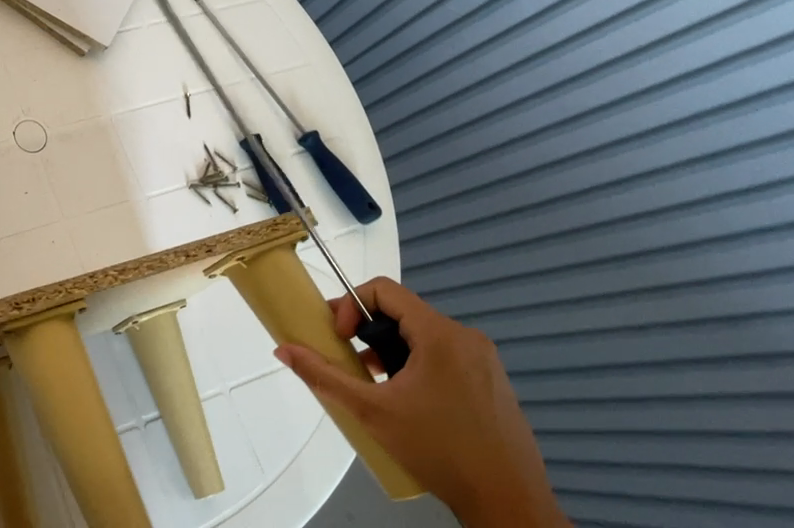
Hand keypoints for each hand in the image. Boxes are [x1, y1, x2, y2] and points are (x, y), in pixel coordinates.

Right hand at [275, 277, 567, 527]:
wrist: (509, 504)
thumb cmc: (439, 450)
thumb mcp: (371, 412)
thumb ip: (324, 376)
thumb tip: (283, 349)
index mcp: (441, 335)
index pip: (384, 290)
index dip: (351, 304)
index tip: (341, 338)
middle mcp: (466, 338)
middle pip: (402, 312)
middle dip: (369, 333)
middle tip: (353, 364)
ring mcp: (485, 361)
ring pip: (423, 336)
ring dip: (391, 351)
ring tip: (379, 388)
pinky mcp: (494, 383)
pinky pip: (445, 356)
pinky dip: (418, 366)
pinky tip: (411, 403)